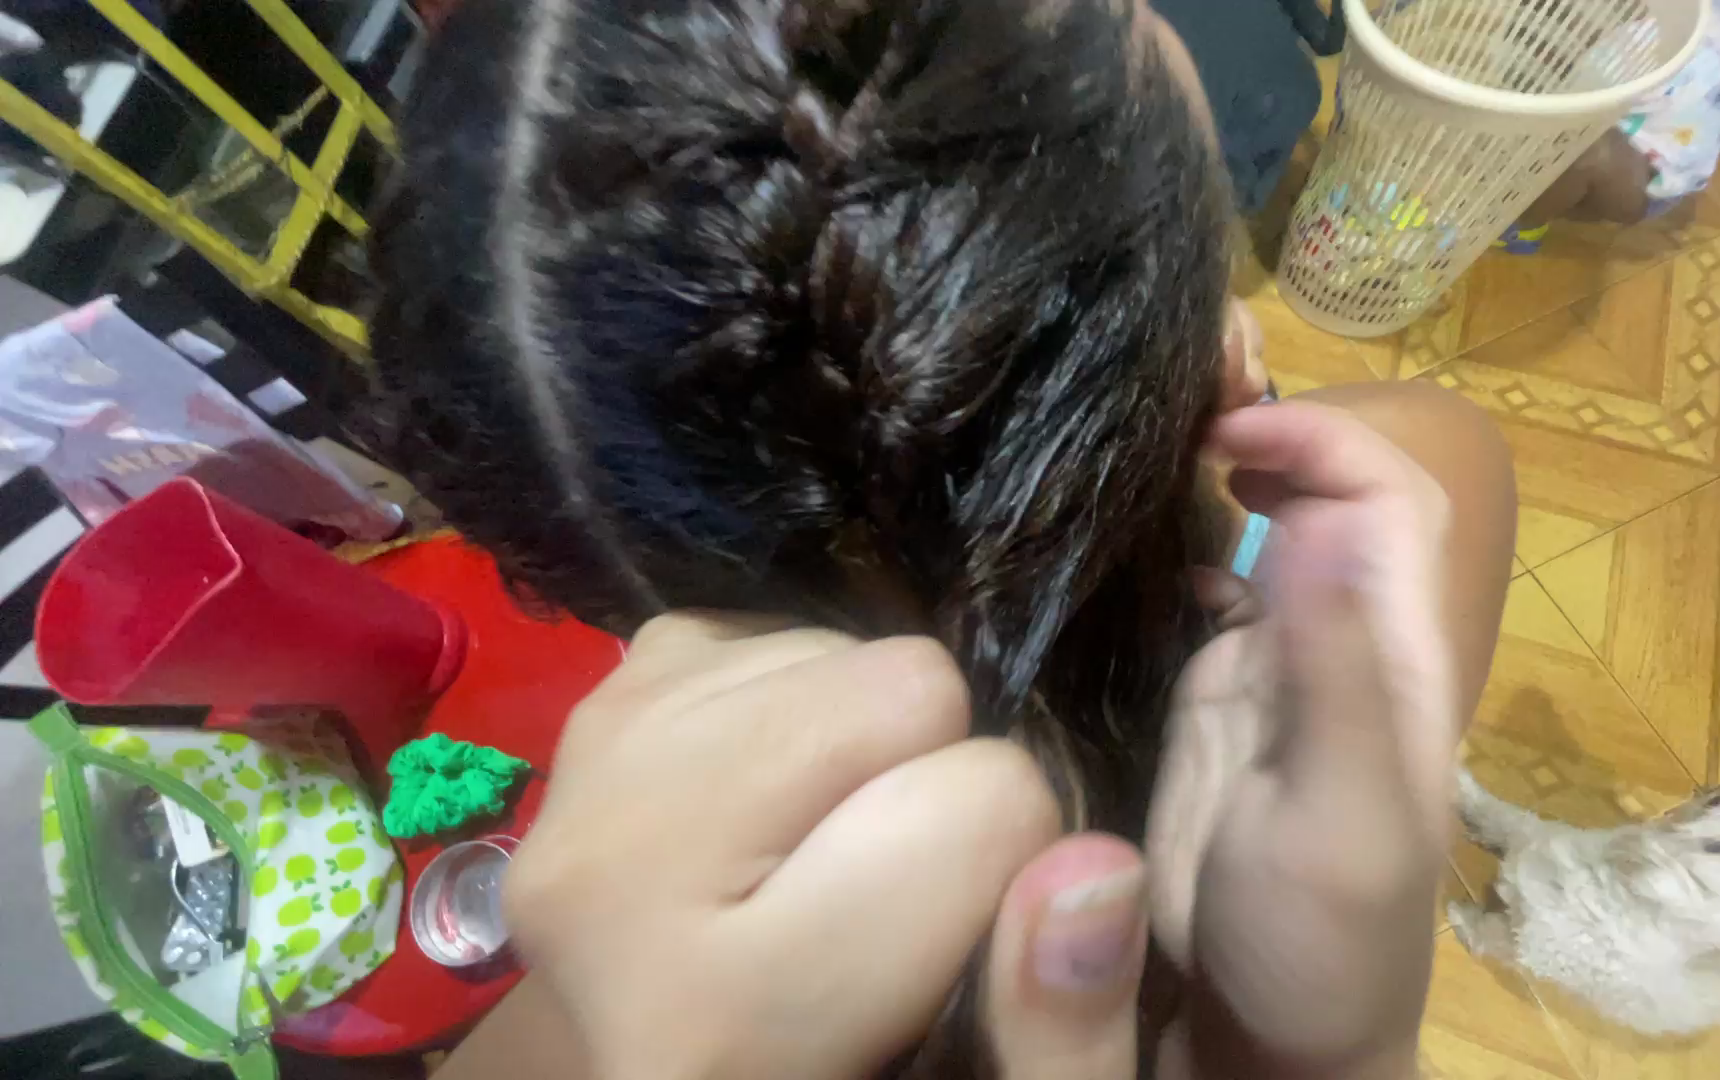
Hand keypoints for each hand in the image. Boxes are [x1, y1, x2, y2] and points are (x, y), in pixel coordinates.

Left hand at [503, 613, 1153, 1079]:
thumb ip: (1060, 1038)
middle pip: (910, 683)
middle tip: (890, 858)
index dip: (1019, 848)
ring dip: (870, 727)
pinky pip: (783, 627)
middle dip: (941, 762)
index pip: (981, 807)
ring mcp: (600, 747)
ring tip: (821, 825)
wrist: (644, 1028)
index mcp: (722, 1019)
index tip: (972, 907)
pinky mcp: (610, 682)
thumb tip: (1099, 866)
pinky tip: (772, 778)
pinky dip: (809, 691)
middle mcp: (623, 866)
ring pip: (851, 643)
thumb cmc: (810, 1073)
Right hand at [1148, 401, 1457, 1076]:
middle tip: (1184, 415)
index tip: (1231, 432)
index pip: (1385, 499)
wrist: (1262, 1010)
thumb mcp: (1342, 807)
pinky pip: (1206, 585)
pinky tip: (1134, 537)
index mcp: (1389, 650)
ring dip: (1224, 480)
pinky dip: (1178, 543)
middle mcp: (1336, 635)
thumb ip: (1339, 674)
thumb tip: (1322, 520)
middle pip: (1329, 496)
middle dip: (1273, 435)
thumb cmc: (1318, 926)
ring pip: (1263, 532)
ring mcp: (1272, 657)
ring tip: (1156, 451)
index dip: (1323, 440)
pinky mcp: (1215, 683)